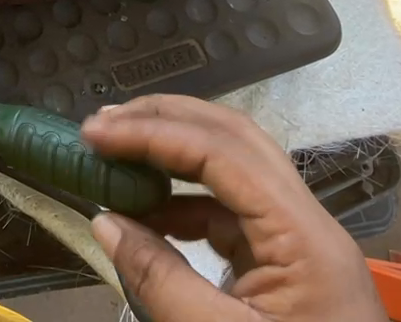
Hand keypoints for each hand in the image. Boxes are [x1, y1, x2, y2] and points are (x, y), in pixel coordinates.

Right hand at [81, 96, 383, 321]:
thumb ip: (160, 281)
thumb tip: (104, 221)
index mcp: (304, 237)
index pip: (220, 151)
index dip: (152, 133)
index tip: (94, 135)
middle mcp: (307, 223)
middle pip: (233, 137)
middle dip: (163, 120)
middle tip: (103, 123)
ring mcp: (298, 241)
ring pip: (232, 165)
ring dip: (170, 151)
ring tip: (115, 152)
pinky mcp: (285, 262)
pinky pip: (227, 208)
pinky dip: (179, 197)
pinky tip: (143, 209)